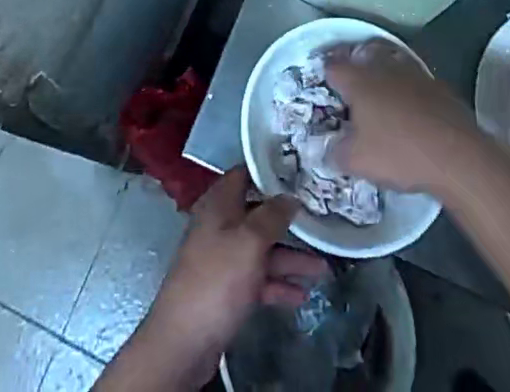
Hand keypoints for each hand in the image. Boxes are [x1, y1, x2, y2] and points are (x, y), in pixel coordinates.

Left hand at [108, 168, 327, 388]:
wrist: (186, 338)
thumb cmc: (217, 278)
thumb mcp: (249, 241)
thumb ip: (272, 216)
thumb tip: (290, 196)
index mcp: (218, 205)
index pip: (243, 175)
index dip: (269, 172)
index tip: (299, 174)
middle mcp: (219, 226)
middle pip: (257, 215)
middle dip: (288, 222)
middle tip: (320, 222)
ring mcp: (222, 258)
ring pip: (260, 250)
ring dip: (290, 259)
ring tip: (323, 269)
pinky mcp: (226, 288)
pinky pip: (257, 279)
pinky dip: (277, 284)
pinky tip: (301, 295)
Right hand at [324, 42, 479, 192]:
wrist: (461, 158)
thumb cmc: (400, 154)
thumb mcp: (356, 161)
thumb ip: (335, 153)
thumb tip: (327, 150)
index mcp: (358, 81)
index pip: (333, 67)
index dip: (326, 74)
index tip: (325, 85)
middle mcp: (384, 70)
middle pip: (363, 54)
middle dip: (353, 63)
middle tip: (349, 79)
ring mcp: (415, 75)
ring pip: (392, 61)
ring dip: (383, 70)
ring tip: (379, 87)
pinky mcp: (441, 88)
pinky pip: (416, 79)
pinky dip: (408, 87)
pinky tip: (410, 105)